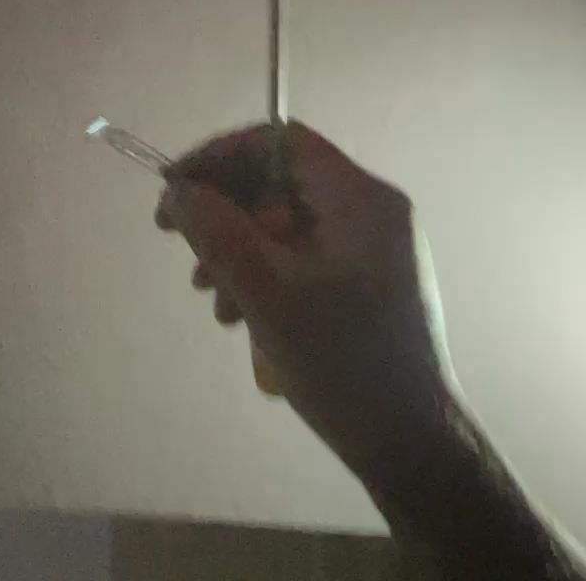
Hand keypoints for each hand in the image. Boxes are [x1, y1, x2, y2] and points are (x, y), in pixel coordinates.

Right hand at [157, 122, 450, 466]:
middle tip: (175, 239)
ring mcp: (365, 246)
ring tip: (206, 292)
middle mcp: (367, 211)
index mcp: (359, 199)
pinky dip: (255, 269)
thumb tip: (177, 190)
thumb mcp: (263, 289)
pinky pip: (292, 251)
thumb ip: (213, 228)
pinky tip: (234, 310)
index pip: (278, 140)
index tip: (176, 186)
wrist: (409, 446)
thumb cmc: (340, 361)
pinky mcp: (357, 277)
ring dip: (230, 244)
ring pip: (277, 218)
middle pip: (274, 179)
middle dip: (219, 208)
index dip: (219, 154)